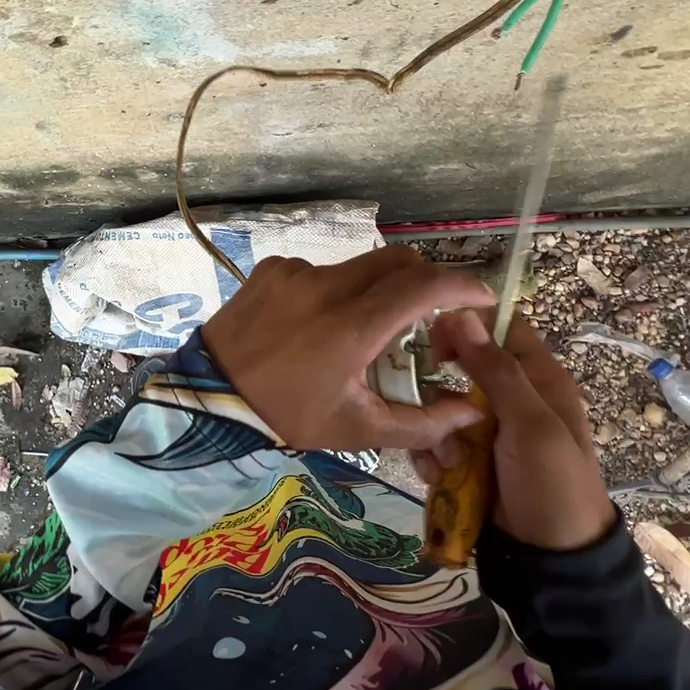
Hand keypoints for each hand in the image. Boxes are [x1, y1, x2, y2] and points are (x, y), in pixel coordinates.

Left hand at [200, 247, 496, 452]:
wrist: (207, 394)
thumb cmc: (283, 414)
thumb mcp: (353, 428)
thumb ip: (420, 422)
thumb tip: (470, 411)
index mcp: (351, 326)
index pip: (425, 285)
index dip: (463, 286)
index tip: (482, 299)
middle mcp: (325, 286)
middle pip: (398, 261)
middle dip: (425, 281)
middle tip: (429, 314)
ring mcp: (295, 271)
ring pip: (358, 266)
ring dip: (374, 291)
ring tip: (360, 332)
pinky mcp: (271, 269)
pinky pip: (319, 271)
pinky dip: (332, 292)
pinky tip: (315, 325)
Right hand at [427, 309, 615, 550]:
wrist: (551, 560)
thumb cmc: (553, 484)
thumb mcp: (530, 425)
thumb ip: (495, 370)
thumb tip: (459, 311)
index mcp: (538, 378)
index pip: (499, 326)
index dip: (466, 324)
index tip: (432, 340)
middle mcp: (510, 395)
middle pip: (459, 365)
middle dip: (438, 387)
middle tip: (426, 407)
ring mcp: (486, 426)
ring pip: (440, 403)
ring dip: (433, 428)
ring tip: (442, 458)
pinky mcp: (467, 454)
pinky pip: (435, 436)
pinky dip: (430, 452)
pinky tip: (435, 473)